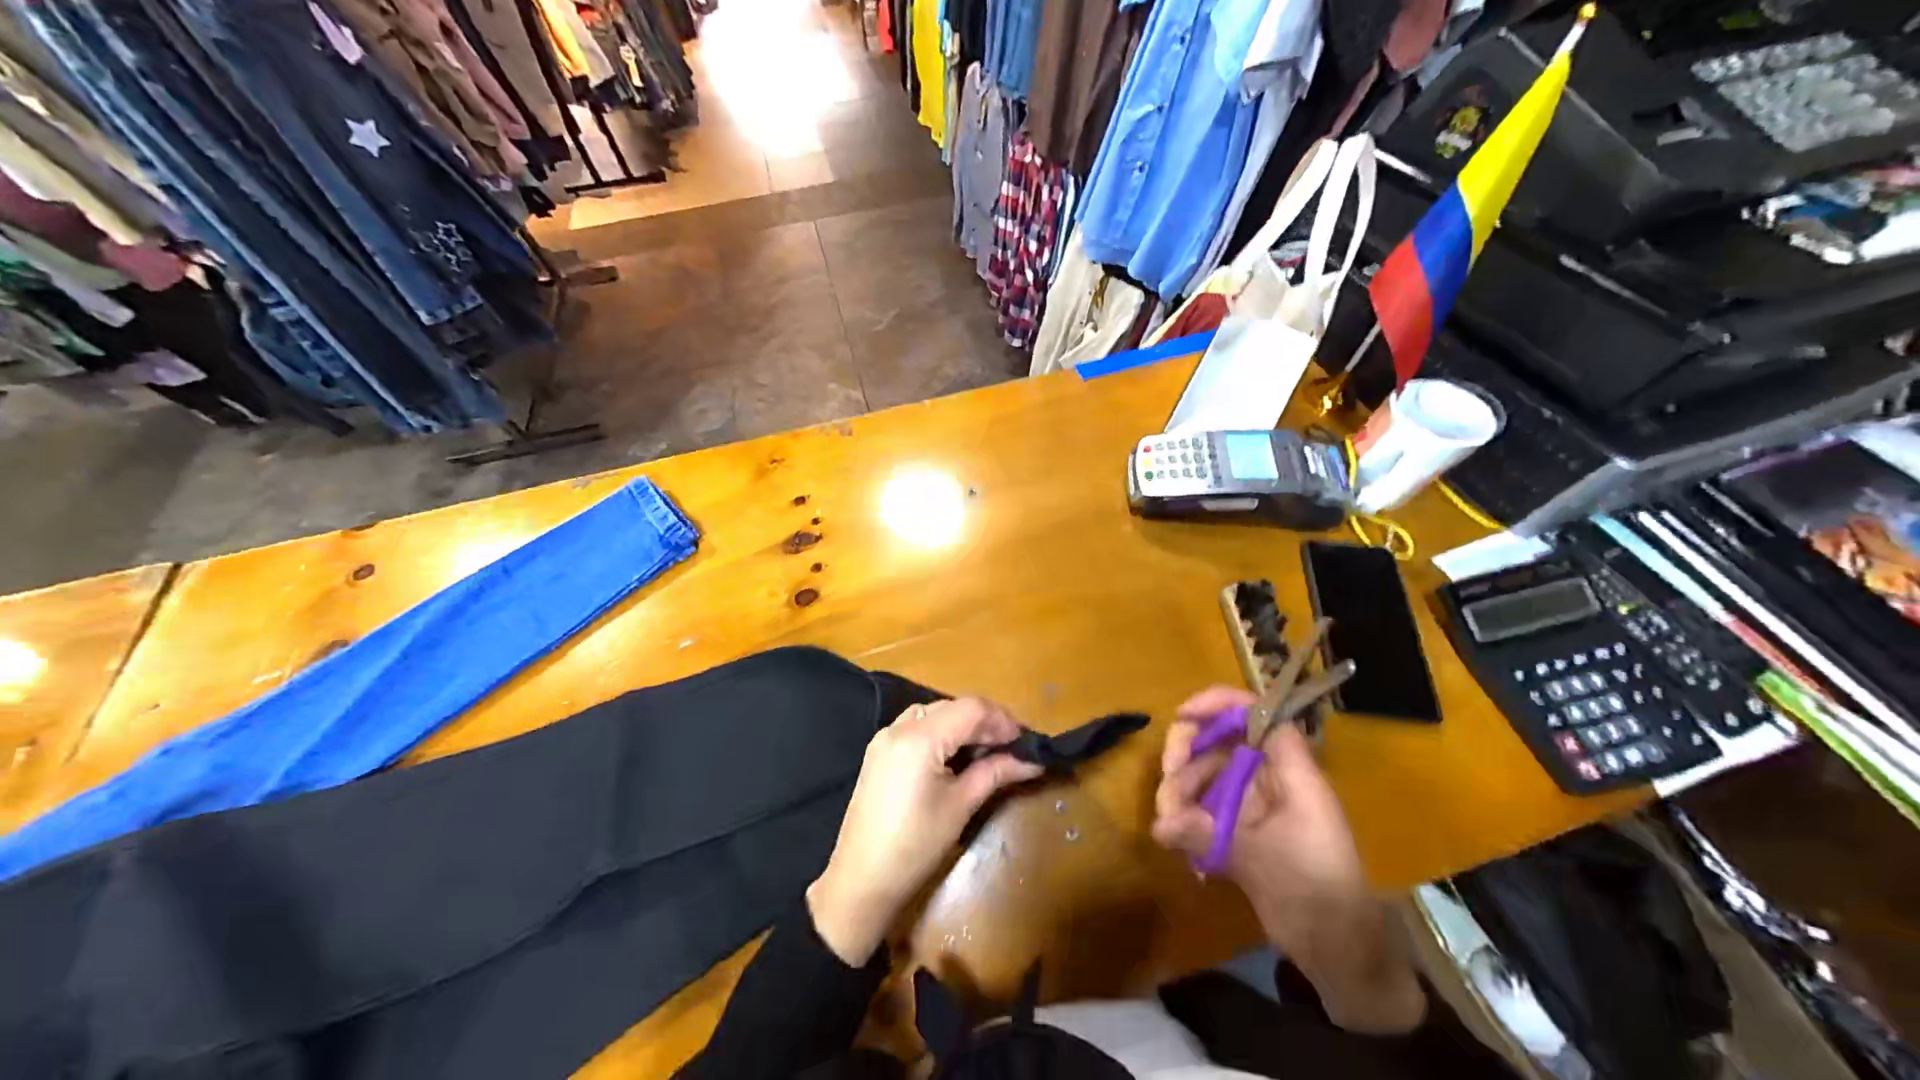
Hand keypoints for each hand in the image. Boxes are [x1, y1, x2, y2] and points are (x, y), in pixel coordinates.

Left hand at [808, 698, 1044, 965]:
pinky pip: (917, 727)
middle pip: (952, 706)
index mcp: (919, 737)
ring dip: (963, 726)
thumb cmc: (916, 845)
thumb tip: (1032, 761)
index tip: (1026, 742)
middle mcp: (899, 727)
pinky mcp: (879, 752)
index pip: (971, 708)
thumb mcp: (961, 806)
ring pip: (934, 713)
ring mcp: (885, 738)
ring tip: (988, 752)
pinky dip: (942, 733)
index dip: (1003, 720)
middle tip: (1012, 749)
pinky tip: (957, 757)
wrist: (862, 880)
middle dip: (985, 722)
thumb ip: (995, 772)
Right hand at [1152, 687, 1425, 1033]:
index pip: (1257, 715)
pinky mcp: (1241, 831)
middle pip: (1220, 741)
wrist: (1339, 949)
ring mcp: (1254, 805)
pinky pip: (1205, 809)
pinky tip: (1179, 844)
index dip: (1219, 704)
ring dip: (1181, 793)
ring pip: (1207, 776)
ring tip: (1170, 827)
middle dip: (1186, 756)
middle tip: (1168, 784)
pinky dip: (1188, 821)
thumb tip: (1159, 826)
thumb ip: (1207, 836)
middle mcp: (1270, 779)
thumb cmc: (1315, 891)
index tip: (1182, 715)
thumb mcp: (1261, 859)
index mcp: (1290, 772)